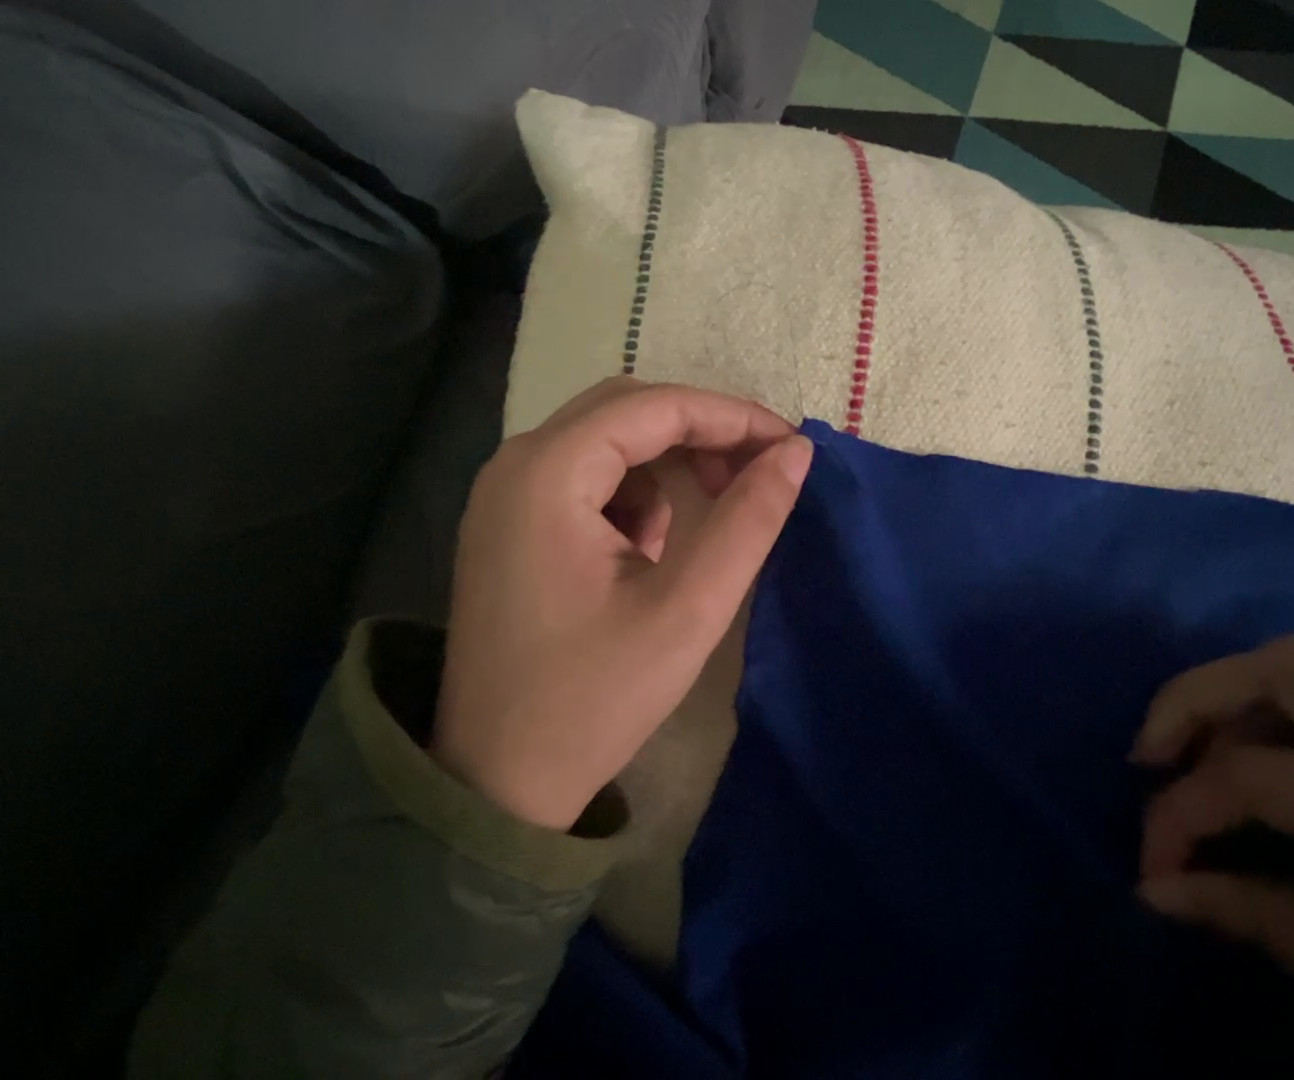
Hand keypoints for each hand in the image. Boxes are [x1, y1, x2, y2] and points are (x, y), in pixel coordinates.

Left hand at [430, 378, 812, 830]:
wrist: (498, 779)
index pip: (652, 406)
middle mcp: (512, 465)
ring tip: (691, 535)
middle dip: (695, 435)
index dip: (730, 416)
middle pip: (621, 411)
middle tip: (750, 480)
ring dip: (660, 468)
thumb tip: (794, 453)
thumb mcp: (686, 610)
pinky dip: (625, 497)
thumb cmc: (594, 699)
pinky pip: (576, 481)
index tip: (790, 446)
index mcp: (546, 473)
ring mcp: (499, 496)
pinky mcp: (502, 527)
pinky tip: (643, 553)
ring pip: (600, 443)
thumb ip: (746, 522)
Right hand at [1131, 637, 1293, 1079]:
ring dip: (1247, 693)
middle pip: (1289, 668)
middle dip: (1191, 704)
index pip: (1261, 778)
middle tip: (1153, 765)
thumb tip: (1164, 889)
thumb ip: (1285, 931)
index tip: (1155, 874)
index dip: (1179, 819)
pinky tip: (1291, 753)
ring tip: (1213, 756)